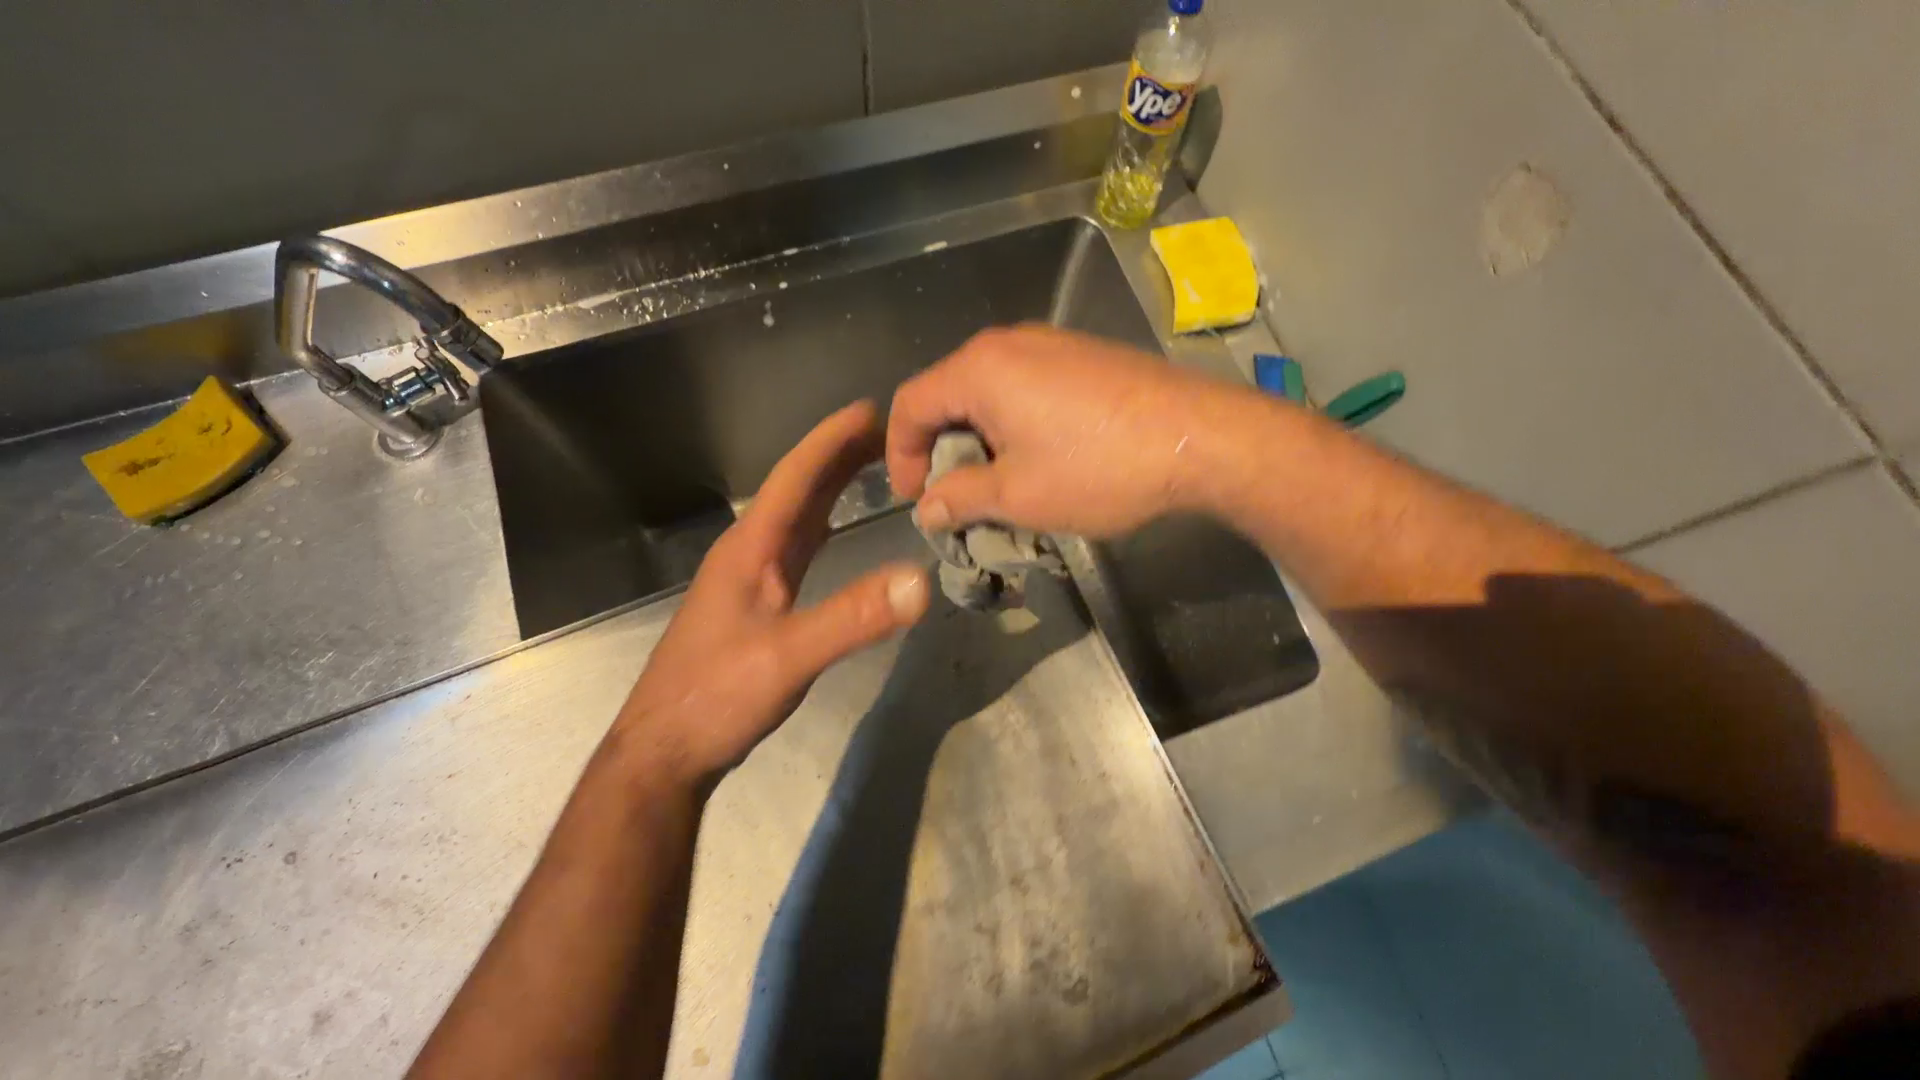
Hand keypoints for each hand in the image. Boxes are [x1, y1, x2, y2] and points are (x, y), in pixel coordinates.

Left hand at [611, 401, 930, 788]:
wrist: (666, 749)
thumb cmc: (716, 697)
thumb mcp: (788, 658)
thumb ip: (852, 619)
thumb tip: (922, 580)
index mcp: (751, 549)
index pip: (795, 478)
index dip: (833, 440)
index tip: (875, 408)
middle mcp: (749, 552)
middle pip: (799, 489)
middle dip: (841, 454)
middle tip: (892, 429)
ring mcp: (750, 579)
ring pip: (799, 517)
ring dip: (834, 486)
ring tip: (875, 464)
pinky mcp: (757, 604)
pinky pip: (799, 547)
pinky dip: (826, 524)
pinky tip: (838, 528)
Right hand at [886, 324, 1263, 537]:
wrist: (1201, 437)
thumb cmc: (1098, 468)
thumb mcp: (1019, 495)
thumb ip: (961, 497)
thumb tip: (928, 507)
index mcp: (980, 368)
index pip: (911, 404)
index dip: (901, 455)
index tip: (916, 499)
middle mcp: (1009, 343)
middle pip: (949, 393)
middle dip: (942, 449)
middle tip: (957, 497)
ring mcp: (1052, 344)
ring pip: (990, 391)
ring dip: (981, 439)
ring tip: (1000, 485)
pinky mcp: (1085, 356)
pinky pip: (1027, 386)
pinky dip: (1015, 423)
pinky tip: (1042, 458)